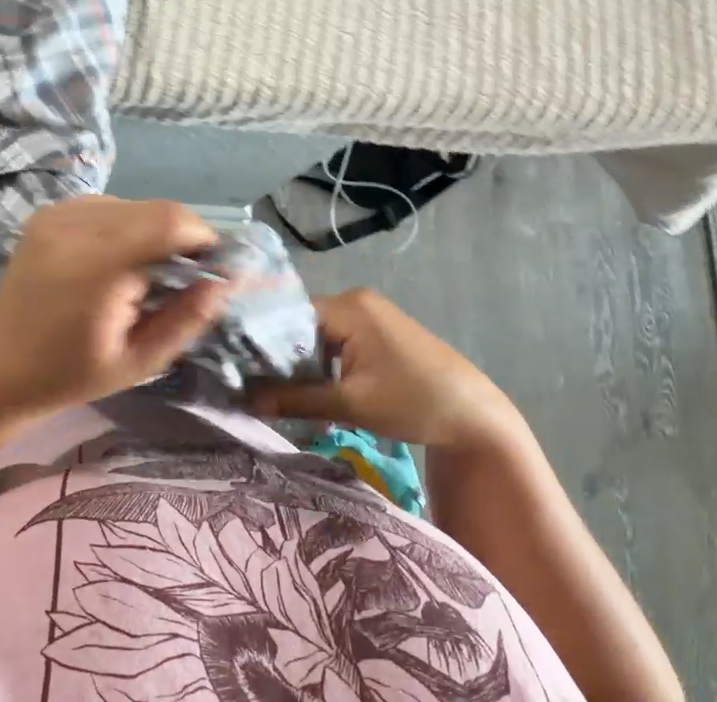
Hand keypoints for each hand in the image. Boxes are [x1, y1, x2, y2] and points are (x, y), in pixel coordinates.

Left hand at [0, 197, 227, 412]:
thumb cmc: (70, 373)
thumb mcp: (140, 362)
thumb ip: (186, 319)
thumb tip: (226, 282)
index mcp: (97, 267)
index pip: (170, 222)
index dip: (203, 239)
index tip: (213, 270)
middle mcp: (75, 228)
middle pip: (158, 209)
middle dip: (184, 237)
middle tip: (185, 277)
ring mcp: (58, 215)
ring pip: (135, 204)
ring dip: (155, 231)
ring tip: (146, 275)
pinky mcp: (48, 213)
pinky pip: (108, 206)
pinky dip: (126, 227)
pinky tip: (116, 262)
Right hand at [248, 288, 523, 448]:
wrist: (476, 416)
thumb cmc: (413, 402)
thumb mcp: (350, 404)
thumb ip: (295, 400)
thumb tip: (245, 400)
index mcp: (349, 307)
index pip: (287, 316)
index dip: (263, 344)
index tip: (240, 371)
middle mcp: (357, 301)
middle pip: (301, 324)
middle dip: (282, 357)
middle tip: (255, 387)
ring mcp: (370, 315)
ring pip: (318, 336)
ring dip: (303, 364)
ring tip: (278, 392)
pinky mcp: (379, 333)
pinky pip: (337, 342)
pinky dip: (323, 364)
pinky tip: (312, 389)